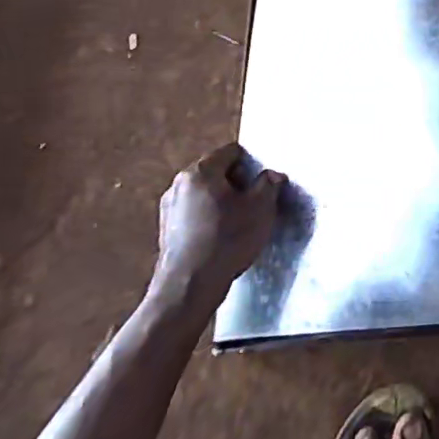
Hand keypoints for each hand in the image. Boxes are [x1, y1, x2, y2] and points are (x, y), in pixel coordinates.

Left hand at [152, 145, 285, 304]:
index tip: (263, 184)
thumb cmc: (227, 239)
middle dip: (238, 183)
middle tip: (255, 203)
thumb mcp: (261, 208)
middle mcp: (179, 185)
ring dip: (223, 202)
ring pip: (205, 195)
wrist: (189, 287)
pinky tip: (221, 239)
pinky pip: (195, 214)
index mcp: (200, 171)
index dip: (252, 164)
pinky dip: (209, 219)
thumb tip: (272, 176)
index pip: (232, 152)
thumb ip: (269, 184)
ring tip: (239, 224)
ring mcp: (168, 209)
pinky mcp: (166, 231)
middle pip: (217, 172)